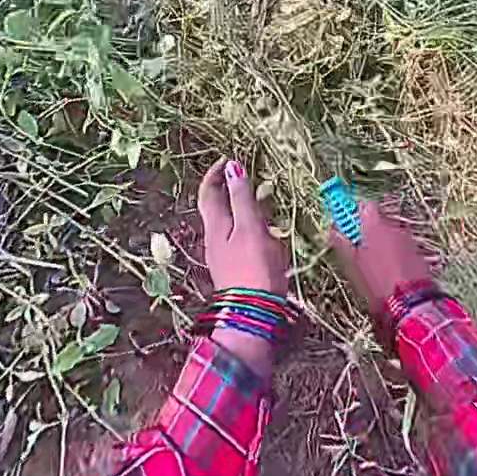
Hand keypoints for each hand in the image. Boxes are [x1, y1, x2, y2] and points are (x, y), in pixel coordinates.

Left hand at [196, 158, 287, 292]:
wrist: (255, 316)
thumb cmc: (253, 269)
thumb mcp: (249, 228)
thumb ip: (242, 198)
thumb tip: (232, 167)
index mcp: (215, 226)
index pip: (209, 192)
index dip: (216, 174)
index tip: (229, 159)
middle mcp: (215, 238)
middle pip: (217, 206)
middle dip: (229, 187)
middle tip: (246, 174)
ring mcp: (225, 254)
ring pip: (230, 221)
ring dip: (242, 205)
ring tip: (262, 197)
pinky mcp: (238, 267)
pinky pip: (241, 236)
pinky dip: (251, 223)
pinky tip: (268, 227)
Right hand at [328, 200, 431, 321]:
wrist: (412, 305)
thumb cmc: (375, 282)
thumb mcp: (352, 264)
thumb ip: (342, 243)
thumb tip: (333, 229)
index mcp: (375, 225)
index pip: (365, 205)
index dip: (354, 212)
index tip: (346, 225)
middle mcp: (394, 226)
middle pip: (378, 219)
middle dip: (368, 230)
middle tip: (357, 248)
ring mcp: (409, 239)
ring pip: (391, 233)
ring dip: (381, 242)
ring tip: (374, 264)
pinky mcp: (419, 254)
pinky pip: (402, 246)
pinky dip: (395, 253)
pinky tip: (389, 271)